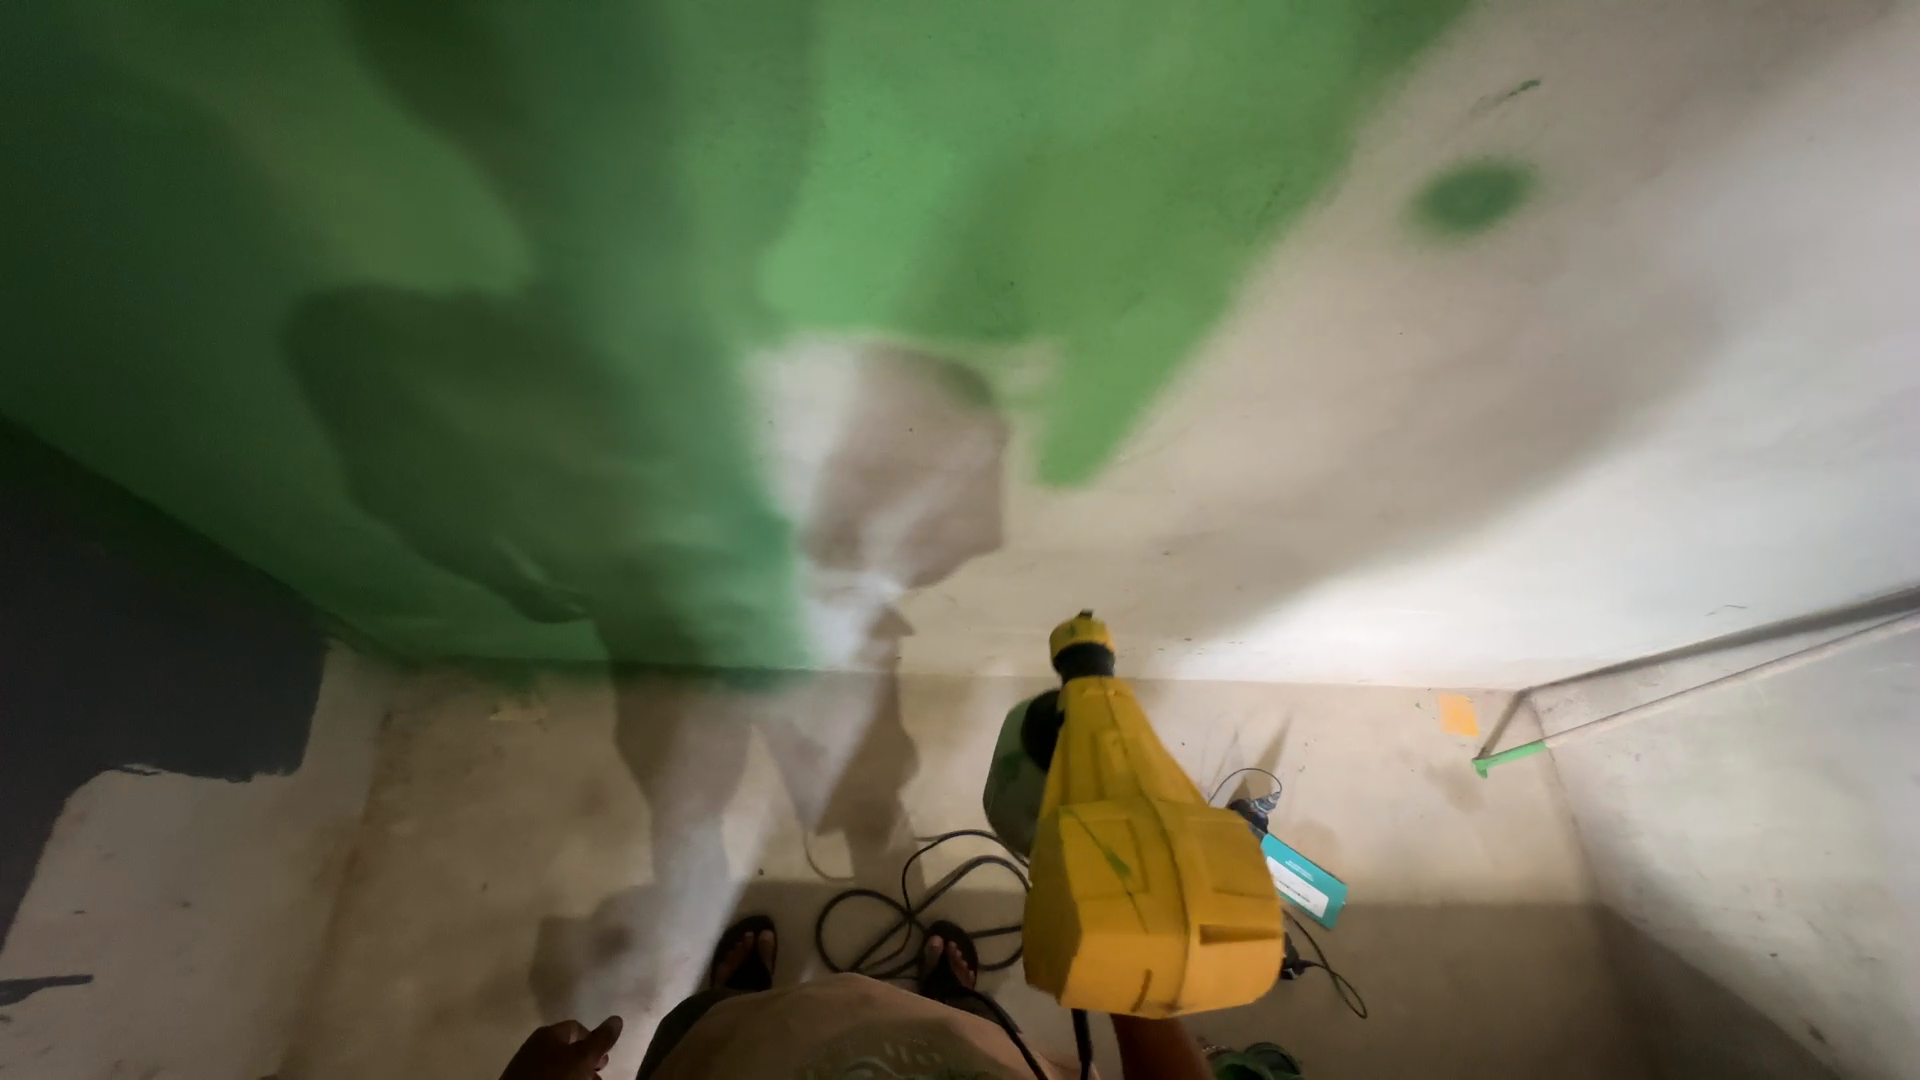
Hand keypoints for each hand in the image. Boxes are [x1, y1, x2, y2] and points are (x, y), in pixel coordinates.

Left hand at [498, 1016, 622, 1079]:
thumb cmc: (553, 1079)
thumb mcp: (583, 1058)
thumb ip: (601, 1039)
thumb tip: (616, 1019)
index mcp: (548, 1033)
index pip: (577, 1028)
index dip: (594, 1042)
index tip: (603, 1061)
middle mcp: (534, 1046)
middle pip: (568, 1050)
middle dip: (586, 1062)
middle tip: (597, 1076)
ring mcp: (523, 1068)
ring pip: (557, 1068)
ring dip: (575, 1075)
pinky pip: (545, 1078)